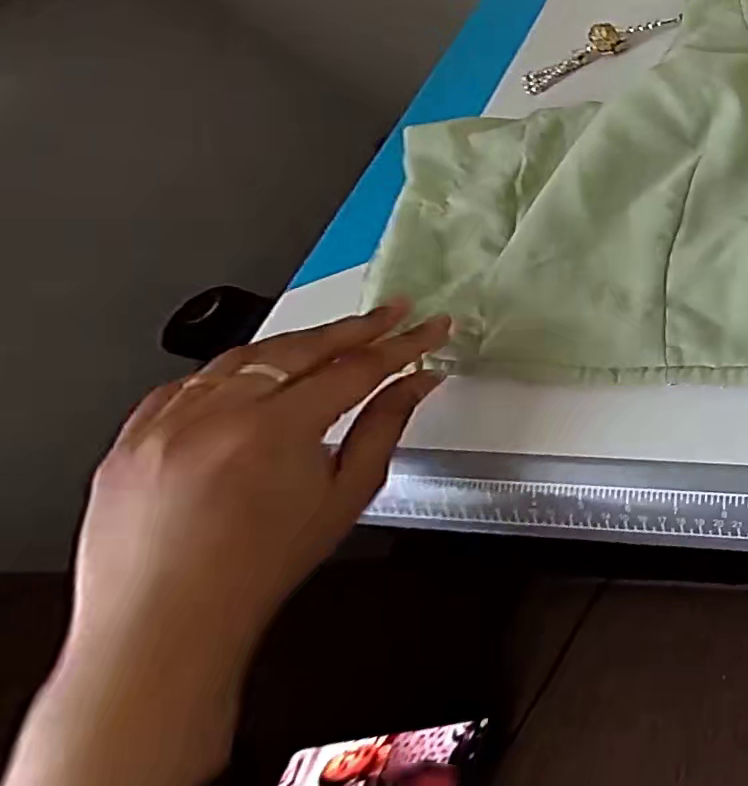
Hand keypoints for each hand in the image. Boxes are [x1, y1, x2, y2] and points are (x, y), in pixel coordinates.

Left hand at [75, 301, 451, 661]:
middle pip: (301, 348)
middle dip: (357, 326)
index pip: (356, 366)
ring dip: (299, 342)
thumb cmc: (262, 564)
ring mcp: (162, 425)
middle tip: (394, 312)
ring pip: (244, 356)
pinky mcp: (129, 439)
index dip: (403, 342)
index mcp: (272, 429)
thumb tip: (417, 381)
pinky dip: (233, 368)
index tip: (430, 326)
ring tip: (337, 336)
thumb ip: (386, 424)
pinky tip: (258, 371)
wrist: (165, 623)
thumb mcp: (349, 490)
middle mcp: (212, 416)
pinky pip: (188, 382)